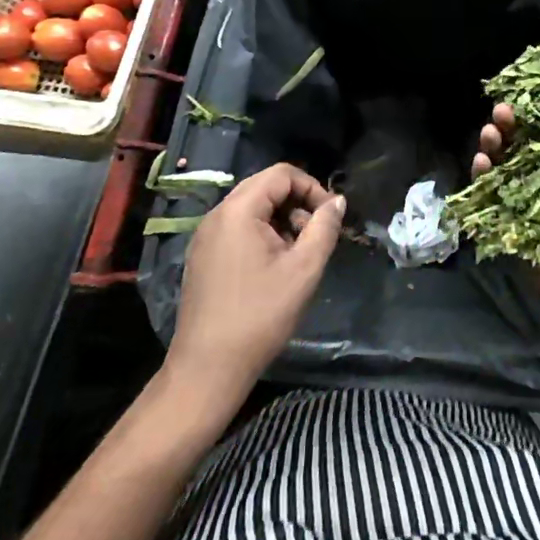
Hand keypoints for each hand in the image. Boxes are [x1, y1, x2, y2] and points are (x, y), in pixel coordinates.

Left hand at [167, 164, 345, 393]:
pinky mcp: (202, 255)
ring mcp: (205, 235)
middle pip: (264, 187)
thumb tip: (337, 202)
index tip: (330, 217)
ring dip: (280, 220)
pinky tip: (273, 267)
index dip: (312, 188)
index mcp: (238, 210)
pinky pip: (236, 228)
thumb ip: (324, 228)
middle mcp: (217, 214)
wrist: (209, 366)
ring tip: (297, 254)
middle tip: (315, 235)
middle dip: (297, 204)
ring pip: (251, 208)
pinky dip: (261, 234)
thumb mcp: (303, 270)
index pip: (281, 174)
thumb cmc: (261, 315)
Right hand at [475, 105, 539, 315]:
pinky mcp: (506, 217)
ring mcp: (521, 196)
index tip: (526, 102)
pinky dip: (482, 176)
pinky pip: (490, 193)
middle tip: (501, 112)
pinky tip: (482, 162)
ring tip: (490, 133)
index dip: (536, 118)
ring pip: (501, 164)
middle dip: (508, 126)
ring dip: (492, 145)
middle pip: (519, 145)